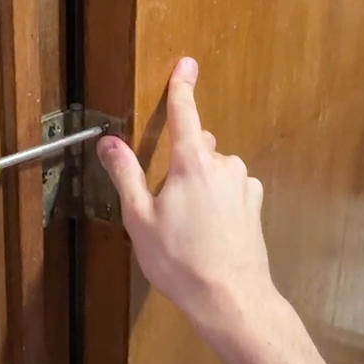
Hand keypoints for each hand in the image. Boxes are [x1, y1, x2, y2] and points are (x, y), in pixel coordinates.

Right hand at [99, 57, 274, 335]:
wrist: (231, 298)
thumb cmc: (181, 260)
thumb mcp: (139, 218)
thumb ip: (125, 174)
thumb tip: (109, 142)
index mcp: (191, 163)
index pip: (184, 113)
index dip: (182, 87)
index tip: (186, 64)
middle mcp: (223, 165)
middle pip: (197, 146)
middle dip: (180, 163)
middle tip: (164, 202)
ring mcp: (243, 184)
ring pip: (214, 170)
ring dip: (199, 184)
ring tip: (185, 225)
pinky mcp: (254, 204)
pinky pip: (230, 189)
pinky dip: (217, 200)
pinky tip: (208, 230)